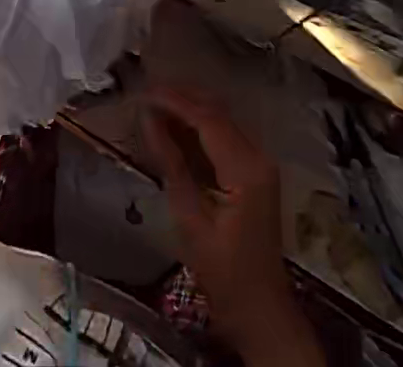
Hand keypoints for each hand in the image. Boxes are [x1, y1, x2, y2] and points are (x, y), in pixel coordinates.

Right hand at [145, 88, 325, 366]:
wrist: (261, 310)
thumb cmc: (223, 271)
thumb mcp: (189, 216)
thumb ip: (170, 162)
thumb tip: (148, 118)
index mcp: (246, 168)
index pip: (206, 118)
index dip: (172, 100)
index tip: (141, 91)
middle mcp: (258, 156)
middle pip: (216, 111)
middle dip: (179, 97)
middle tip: (143, 93)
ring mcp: (260, 163)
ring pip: (220, 118)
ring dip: (187, 108)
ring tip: (151, 104)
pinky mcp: (254, 171)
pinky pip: (223, 135)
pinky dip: (197, 126)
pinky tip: (171, 127)